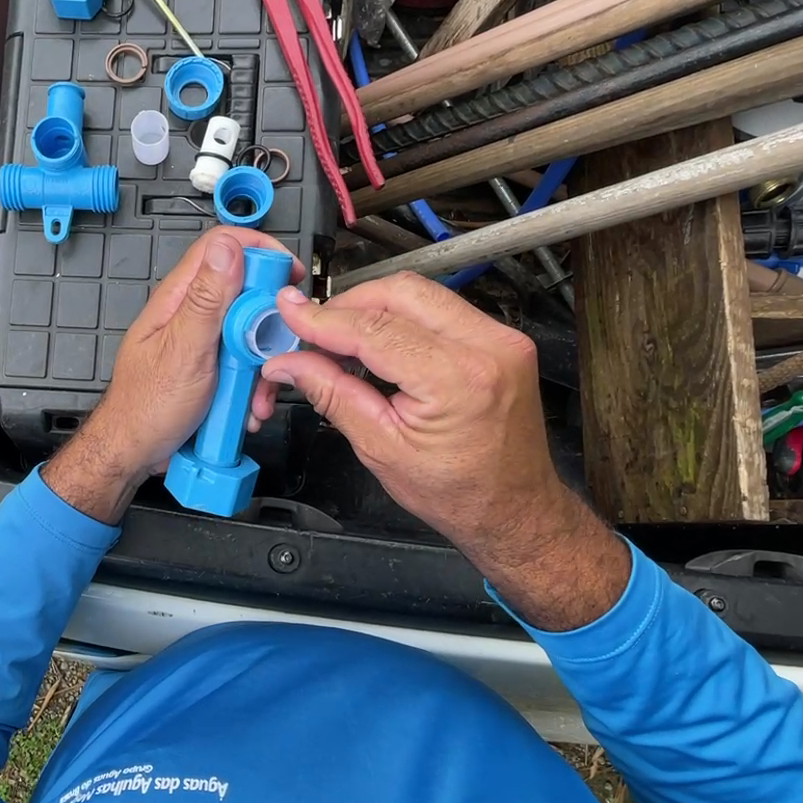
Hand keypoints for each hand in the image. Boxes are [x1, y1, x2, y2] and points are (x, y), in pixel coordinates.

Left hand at [42, 226, 303, 523]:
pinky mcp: (210, 369)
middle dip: (267, 323)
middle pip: (244, 294)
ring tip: (256, 395)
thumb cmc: (146, 407)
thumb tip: (227, 249)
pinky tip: (246, 408)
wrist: (135, 454)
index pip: (220, 248)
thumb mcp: (183, 351)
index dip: (259, 252)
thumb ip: (206, 300)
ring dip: (262, 365)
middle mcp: (190, 316)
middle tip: (271, 350)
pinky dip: (252, 387)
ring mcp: (202, 343)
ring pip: (249, 336)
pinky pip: (244, 366)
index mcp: (178, 300)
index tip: (287, 275)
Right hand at [255, 272, 628, 630]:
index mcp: (457, 380)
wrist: (514, 509)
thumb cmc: (457, 493)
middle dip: (346, 305)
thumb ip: (332, 394)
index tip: (288, 312)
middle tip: (310, 330)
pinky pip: (437, 308)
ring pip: (418, 293)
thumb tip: (288, 363)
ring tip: (337, 339)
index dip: (322, 319)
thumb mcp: (379, 448)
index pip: (374, 329)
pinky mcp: (499, 338)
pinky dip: (397, 318)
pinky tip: (373, 344)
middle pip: (399, 293)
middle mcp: (488, 347)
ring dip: (370, 308)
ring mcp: (500, 338)